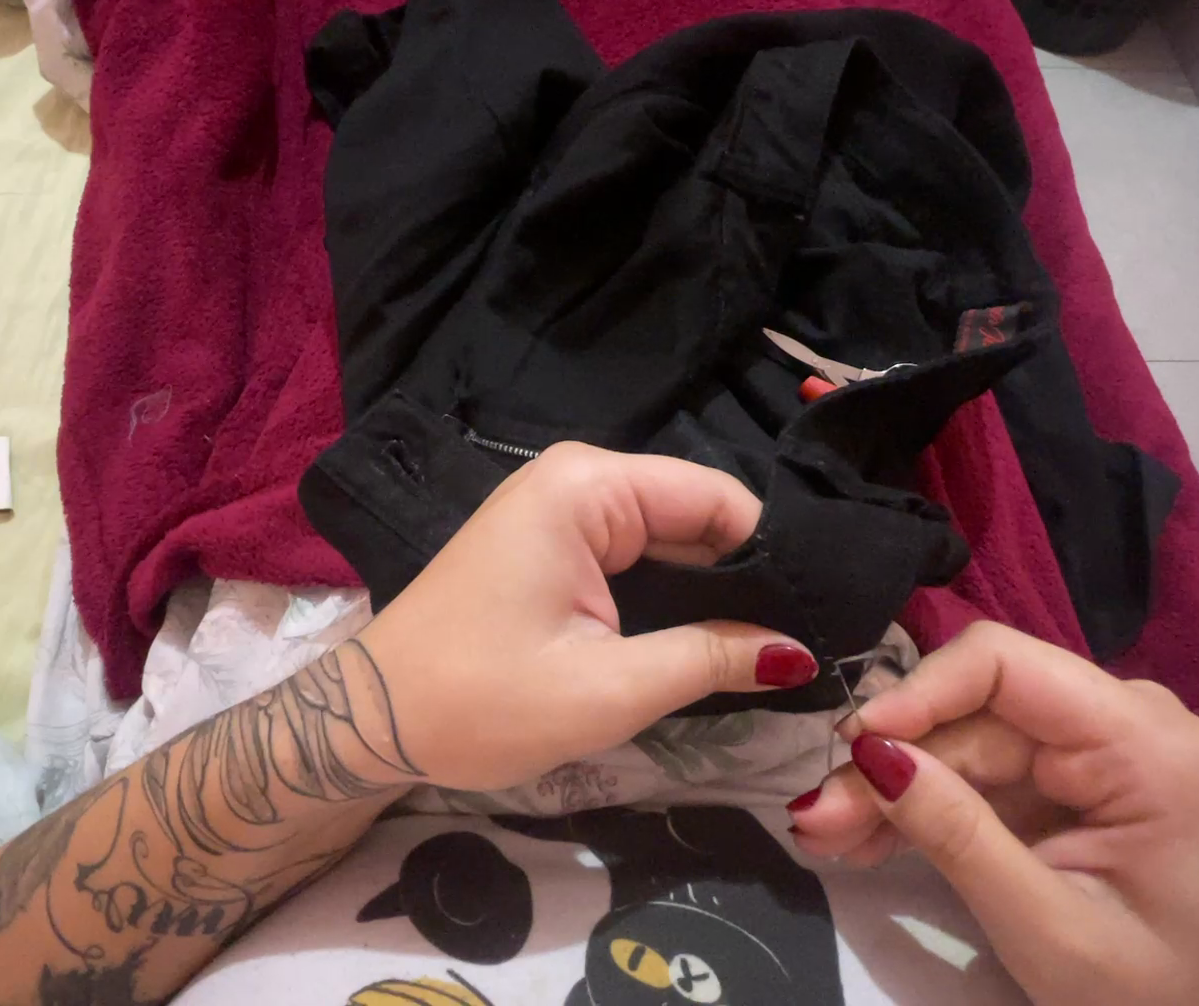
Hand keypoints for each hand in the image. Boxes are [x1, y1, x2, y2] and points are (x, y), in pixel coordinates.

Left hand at [357, 442, 819, 792]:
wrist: (374, 719)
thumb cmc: (478, 701)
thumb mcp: (606, 688)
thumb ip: (709, 657)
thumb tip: (799, 651)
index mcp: (586, 488)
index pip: (716, 497)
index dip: (775, 554)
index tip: (823, 615)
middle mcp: (576, 479)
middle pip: (693, 512)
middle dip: (746, 573)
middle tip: (809, 640)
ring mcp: (560, 508)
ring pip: (667, 536)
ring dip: (711, 588)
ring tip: (773, 643)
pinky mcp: (552, 541)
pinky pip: (633, 553)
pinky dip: (670, 591)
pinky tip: (707, 633)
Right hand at [788, 622, 1198, 1005]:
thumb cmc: (1168, 1005)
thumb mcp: (1055, 932)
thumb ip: (959, 836)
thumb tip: (871, 754)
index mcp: (1141, 741)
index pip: (1003, 663)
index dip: (918, 689)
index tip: (854, 742)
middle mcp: (1108, 720)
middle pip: (964, 711)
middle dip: (887, 763)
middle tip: (815, 817)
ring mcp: (1078, 748)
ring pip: (951, 743)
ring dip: (886, 790)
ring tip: (824, 836)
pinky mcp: (1052, 777)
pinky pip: (965, 774)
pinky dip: (914, 808)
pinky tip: (862, 838)